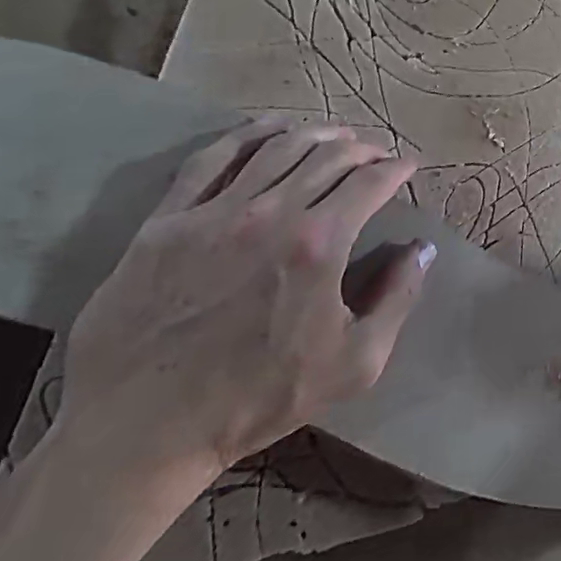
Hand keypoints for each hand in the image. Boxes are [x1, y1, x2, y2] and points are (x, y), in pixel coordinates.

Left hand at [59, 119, 432, 473]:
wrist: (138, 432)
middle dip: (364, 148)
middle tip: (378, 154)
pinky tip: (270, 128)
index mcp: (318, 244)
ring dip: (317, 135)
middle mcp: (270, 214)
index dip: (399, 167)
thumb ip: (398, 298)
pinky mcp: (165, 223)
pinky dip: (248, 135)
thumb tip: (422, 249)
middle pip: (330, 156)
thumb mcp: (355, 362)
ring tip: (336, 137)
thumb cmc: (258, 397)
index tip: (410, 166)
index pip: (372, 181)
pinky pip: (211, 159)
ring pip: (277, 148)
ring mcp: (212, 214)